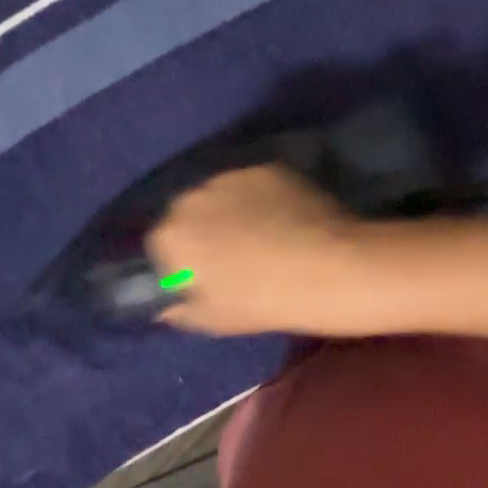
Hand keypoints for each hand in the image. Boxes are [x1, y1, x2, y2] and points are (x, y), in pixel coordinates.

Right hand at [146, 165, 365, 335]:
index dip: (178, 259)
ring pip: (219, 194)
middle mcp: (191, 196)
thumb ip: (178, 309)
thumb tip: (163, 305)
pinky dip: (261, 198)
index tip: (198, 273)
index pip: (159, 243)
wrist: (329, 269)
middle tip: (229, 252)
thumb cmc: (263, 302)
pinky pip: (252, 184)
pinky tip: (283, 217)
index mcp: (170, 235)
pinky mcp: (266, 167)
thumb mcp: (212, 320)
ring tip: (260, 232)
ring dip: (230, 209)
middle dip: (201, 229)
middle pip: (187, 212)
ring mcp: (230, 176)